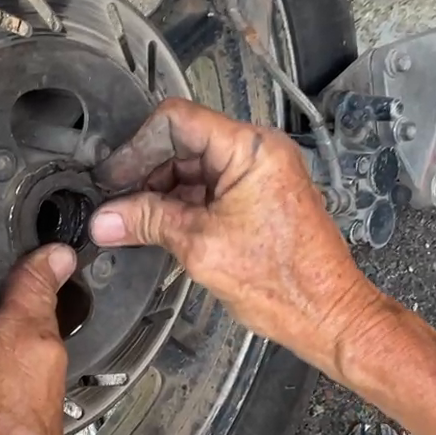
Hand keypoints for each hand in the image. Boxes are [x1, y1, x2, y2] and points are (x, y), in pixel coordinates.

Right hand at [88, 98, 386, 376]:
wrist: (328, 314)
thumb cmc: (286, 284)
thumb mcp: (200, 247)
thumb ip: (148, 222)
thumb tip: (107, 218)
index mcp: (252, 150)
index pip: (177, 120)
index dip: (137, 147)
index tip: (113, 175)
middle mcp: (260, 153)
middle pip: (184, 142)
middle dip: (146, 172)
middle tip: (115, 202)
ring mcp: (262, 174)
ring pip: (195, 166)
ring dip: (162, 191)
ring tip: (133, 220)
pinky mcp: (261, 197)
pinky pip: (211, 187)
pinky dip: (183, 203)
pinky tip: (160, 225)